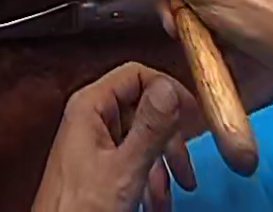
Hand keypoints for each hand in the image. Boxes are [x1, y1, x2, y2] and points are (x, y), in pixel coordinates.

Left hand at [31, 62, 199, 211]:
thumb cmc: (78, 210)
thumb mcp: (124, 169)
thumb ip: (149, 128)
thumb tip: (168, 87)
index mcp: (90, 105)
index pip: (135, 74)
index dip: (167, 89)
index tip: (193, 114)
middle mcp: (91, 116)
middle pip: (141, 108)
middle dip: (168, 140)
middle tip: (184, 170)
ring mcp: (93, 141)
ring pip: (140, 138)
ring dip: (160, 168)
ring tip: (165, 199)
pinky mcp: (97, 166)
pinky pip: (131, 160)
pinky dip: (147, 180)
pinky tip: (153, 204)